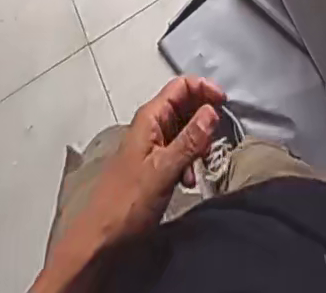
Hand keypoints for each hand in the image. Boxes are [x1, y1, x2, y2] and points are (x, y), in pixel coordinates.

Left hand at [33, 76, 225, 292]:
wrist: (100, 240)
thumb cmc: (128, 202)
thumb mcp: (163, 170)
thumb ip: (190, 140)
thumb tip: (213, 110)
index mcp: (150, 117)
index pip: (182, 85)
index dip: (204, 89)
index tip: (225, 105)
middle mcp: (152, 124)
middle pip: (185, 105)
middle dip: (204, 118)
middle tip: (215, 139)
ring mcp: (153, 145)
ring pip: (185, 128)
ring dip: (198, 143)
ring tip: (201, 164)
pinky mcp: (155, 165)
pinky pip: (180, 150)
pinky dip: (190, 160)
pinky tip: (189, 180)